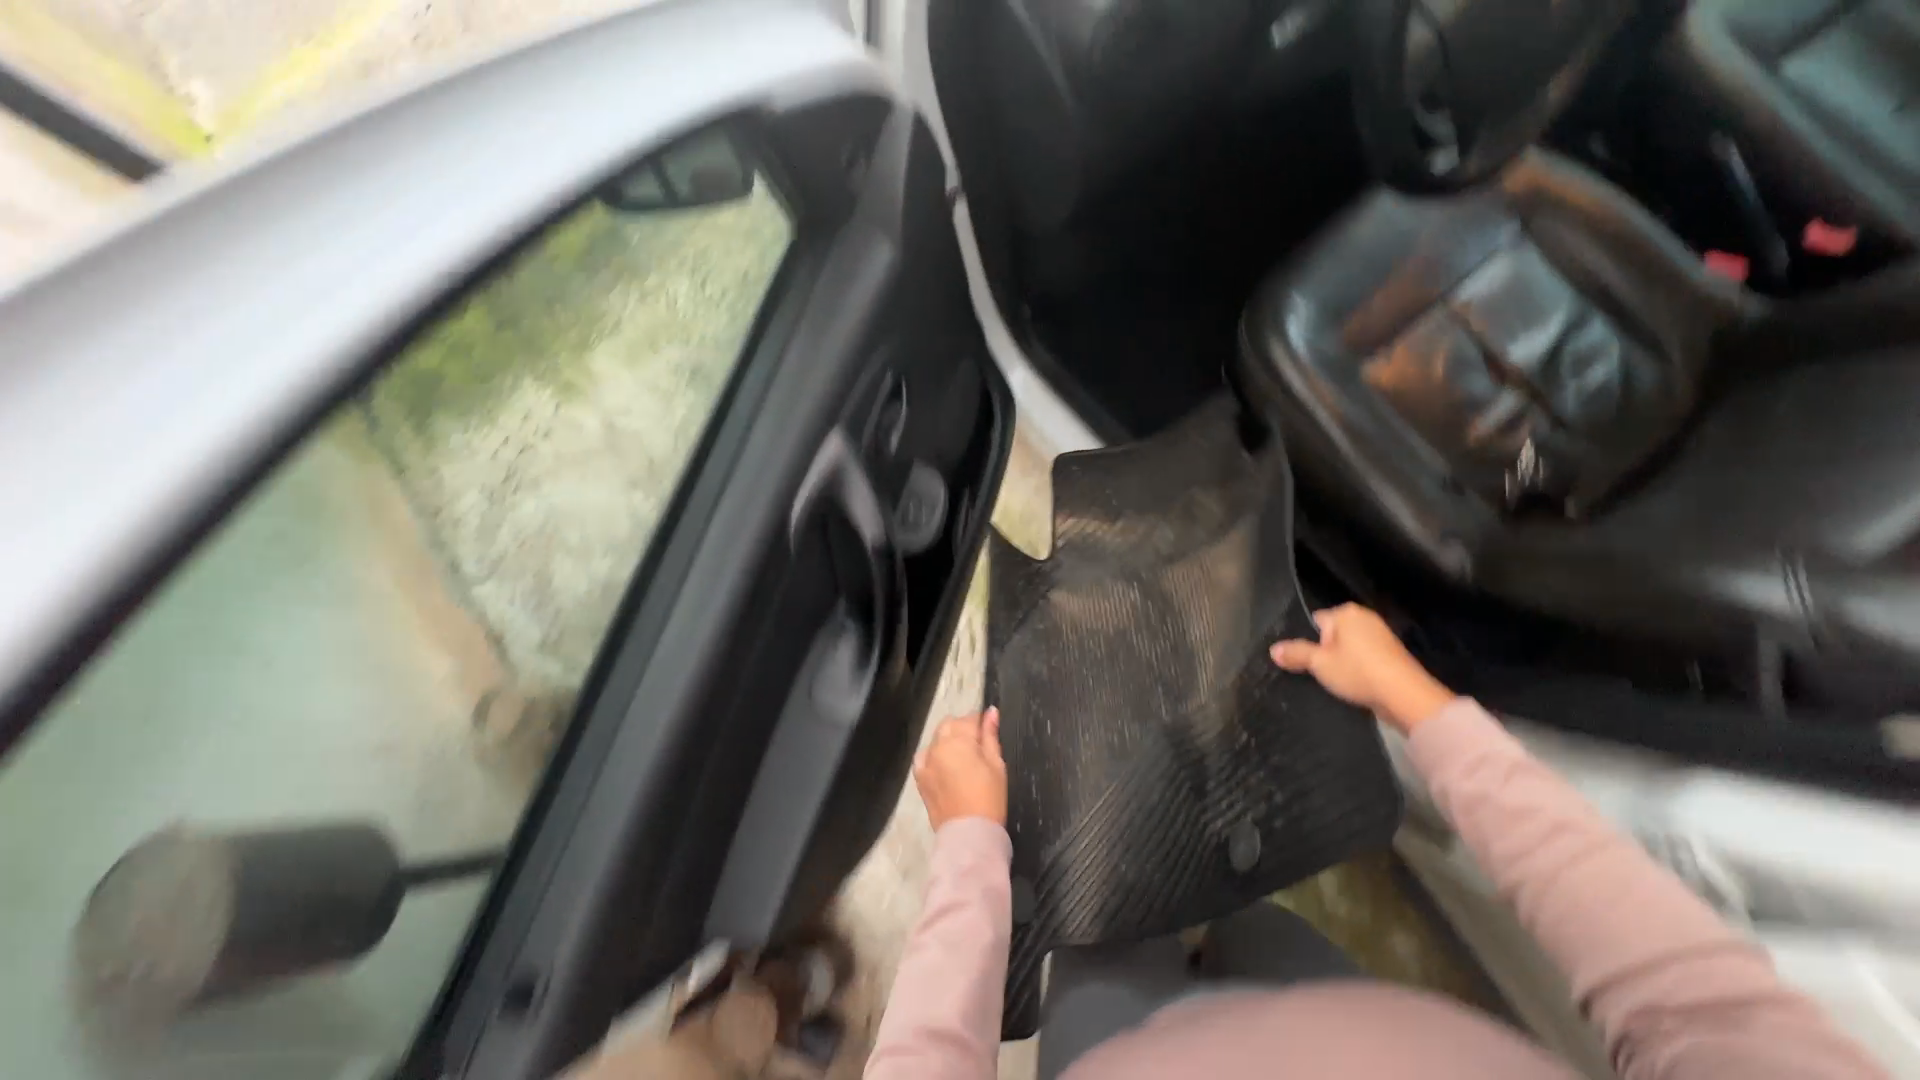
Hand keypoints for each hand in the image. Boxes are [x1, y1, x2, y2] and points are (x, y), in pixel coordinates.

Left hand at [914, 708, 1007, 829]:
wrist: (969, 834)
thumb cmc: (989, 798)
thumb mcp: (996, 764)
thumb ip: (991, 735)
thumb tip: (991, 711)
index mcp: (958, 739)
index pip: (970, 718)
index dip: (982, 723)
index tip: (989, 734)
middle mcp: (938, 746)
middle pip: (950, 725)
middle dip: (963, 729)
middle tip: (978, 749)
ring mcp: (926, 761)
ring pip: (936, 739)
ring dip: (948, 741)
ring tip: (962, 760)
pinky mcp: (919, 777)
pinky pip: (924, 757)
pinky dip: (934, 756)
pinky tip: (944, 766)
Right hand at [1270, 604, 1455, 734]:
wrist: (1404, 695)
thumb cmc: (1358, 672)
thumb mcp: (1319, 664)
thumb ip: (1296, 654)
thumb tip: (1273, 649)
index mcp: (1346, 613)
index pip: (1316, 621)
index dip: (1310, 642)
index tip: (1310, 661)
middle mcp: (1365, 618)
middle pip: (1333, 634)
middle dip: (1327, 651)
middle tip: (1322, 673)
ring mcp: (1382, 635)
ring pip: (1350, 647)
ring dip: (1343, 662)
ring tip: (1340, 681)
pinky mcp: (1392, 654)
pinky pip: (1365, 657)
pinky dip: (1359, 668)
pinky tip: (1357, 684)